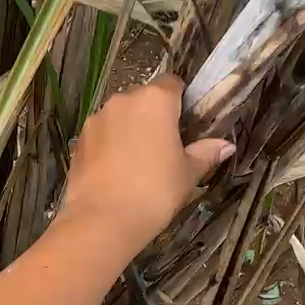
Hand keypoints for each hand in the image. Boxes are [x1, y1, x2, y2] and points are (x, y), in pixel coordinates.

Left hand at [60, 76, 233, 249]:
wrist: (102, 220)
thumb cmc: (154, 192)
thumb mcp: (187, 174)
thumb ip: (205, 153)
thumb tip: (226, 146)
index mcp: (155, 100)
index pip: (173, 84)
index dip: (180, 102)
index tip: (184, 126)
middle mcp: (122, 101)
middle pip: (143, 98)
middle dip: (153, 116)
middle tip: (163, 147)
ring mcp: (96, 120)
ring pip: (119, 116)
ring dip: (128, 130)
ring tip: (136, 163)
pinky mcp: (78, 141)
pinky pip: (101, 135)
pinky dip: (109, 146)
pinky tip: (115, 172)